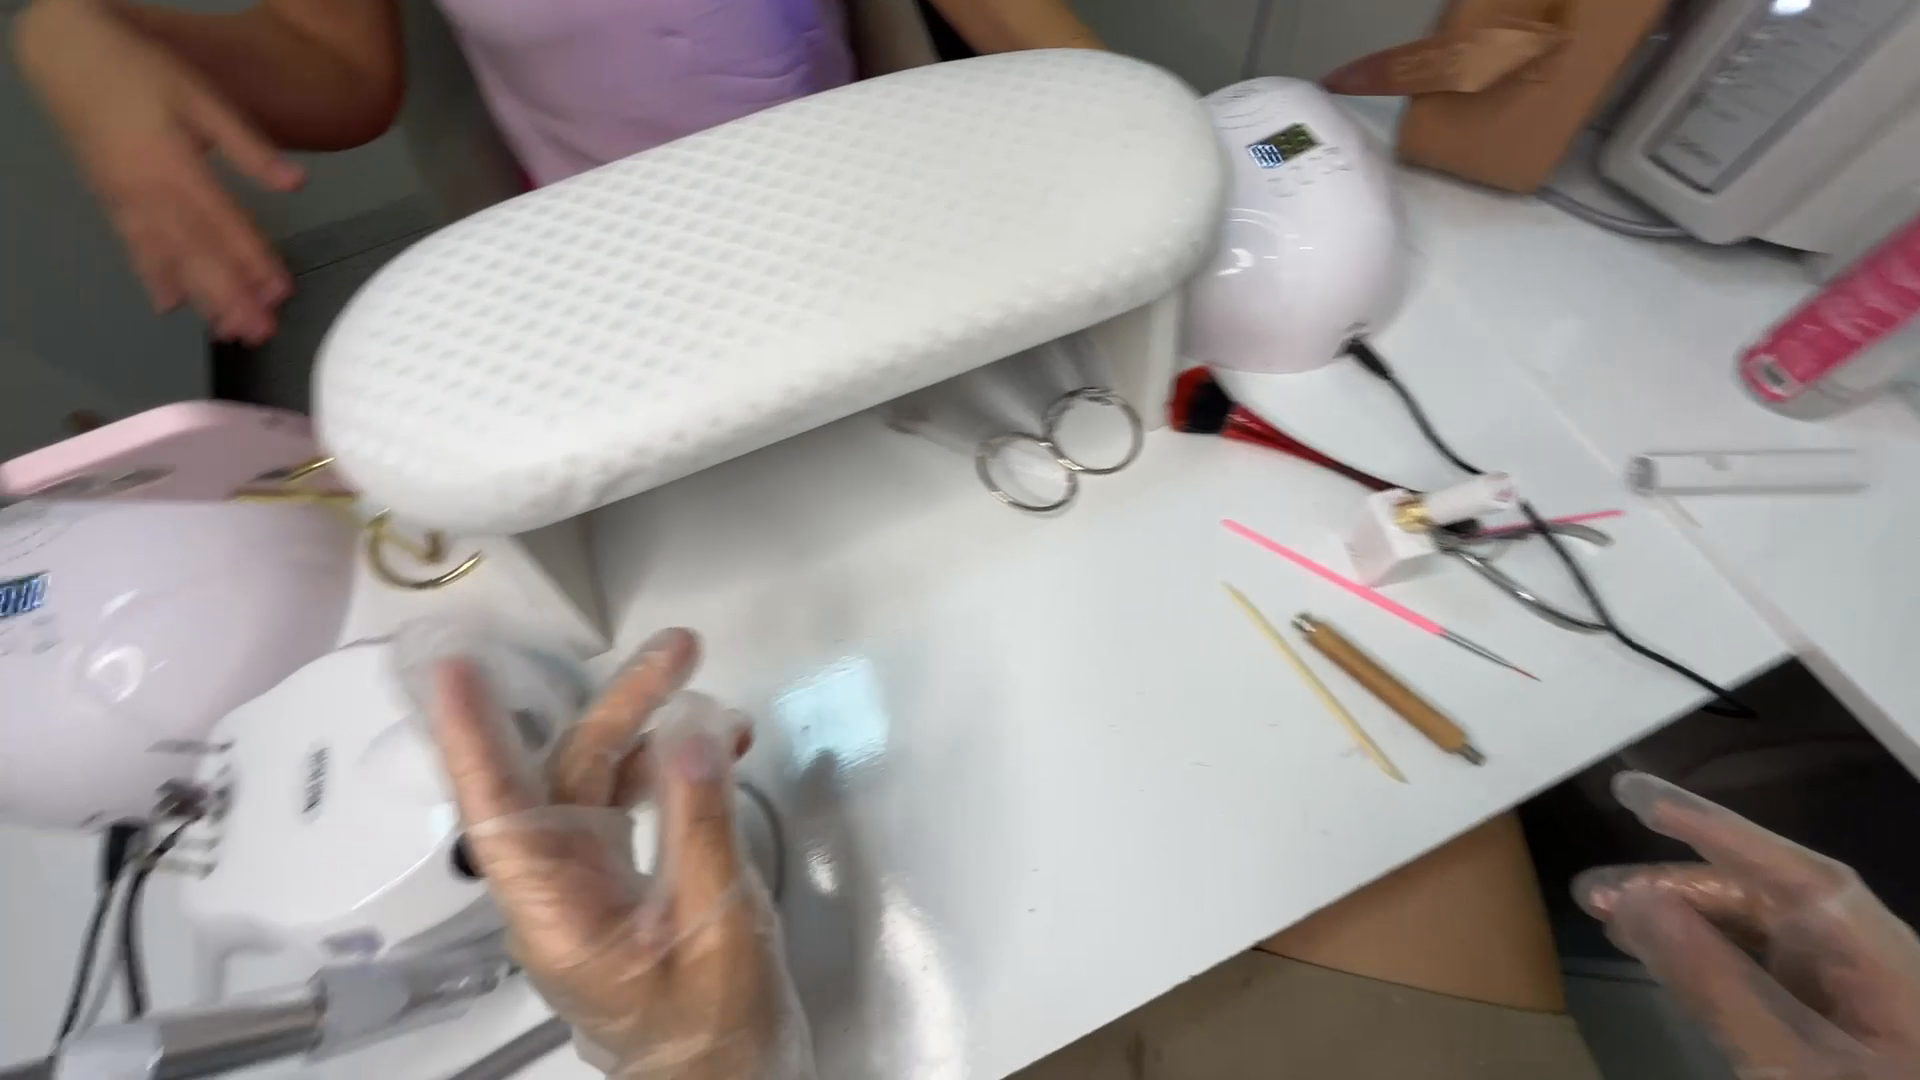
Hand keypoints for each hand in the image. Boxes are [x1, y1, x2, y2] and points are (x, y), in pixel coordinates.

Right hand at [13, 0, 301, 342]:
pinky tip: (170, 305)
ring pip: (167, 256)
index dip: (253, 260)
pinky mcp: (111, 197)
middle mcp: (145, 188)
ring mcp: (124, 196)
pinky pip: (135, 243)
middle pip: (195, 251)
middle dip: (229, 295)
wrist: (62, 49)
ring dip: (201, 297)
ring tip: (229, 332)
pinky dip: (153, 275)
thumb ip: (248, 146)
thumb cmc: (141, 72)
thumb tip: (296, 181)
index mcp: (172, 164)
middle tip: (259, 331)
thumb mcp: (202, 99)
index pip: (223, 224)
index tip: (280, 292)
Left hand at [428, 629, 813, 1079]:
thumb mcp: (714, 924)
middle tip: (682, 649)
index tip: (453, 669)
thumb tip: (694, 730)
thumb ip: (700, 826)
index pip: (497, 809)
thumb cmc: (712, 1026)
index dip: (472, 735)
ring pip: (611, 777)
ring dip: (660, 729)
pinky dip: (684, 768)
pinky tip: (727, 750)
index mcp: (555, 908)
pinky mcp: (633, 876)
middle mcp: (562, 883)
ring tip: (721, 701)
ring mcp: (597, 878)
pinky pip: (647, 802)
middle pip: (574, 769)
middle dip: (625, 702)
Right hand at [1576, 771, 1919, 1078]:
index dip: (1713, 827)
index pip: (1800, 875)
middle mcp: (1873, 967)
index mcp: (1886, 966)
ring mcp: (1857, 1002)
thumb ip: (1716, 982)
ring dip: (1672, 917)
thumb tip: (1632, 897)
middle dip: (1670, 886)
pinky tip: (1649, 951)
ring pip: (1752, 933)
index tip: (1630, 792)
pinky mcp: (1836, 1032)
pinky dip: (1695, 951)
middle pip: (1764, 901)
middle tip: (1592, 892)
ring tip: (1605, 918)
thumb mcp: (1792, 1064)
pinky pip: (1756, 969)